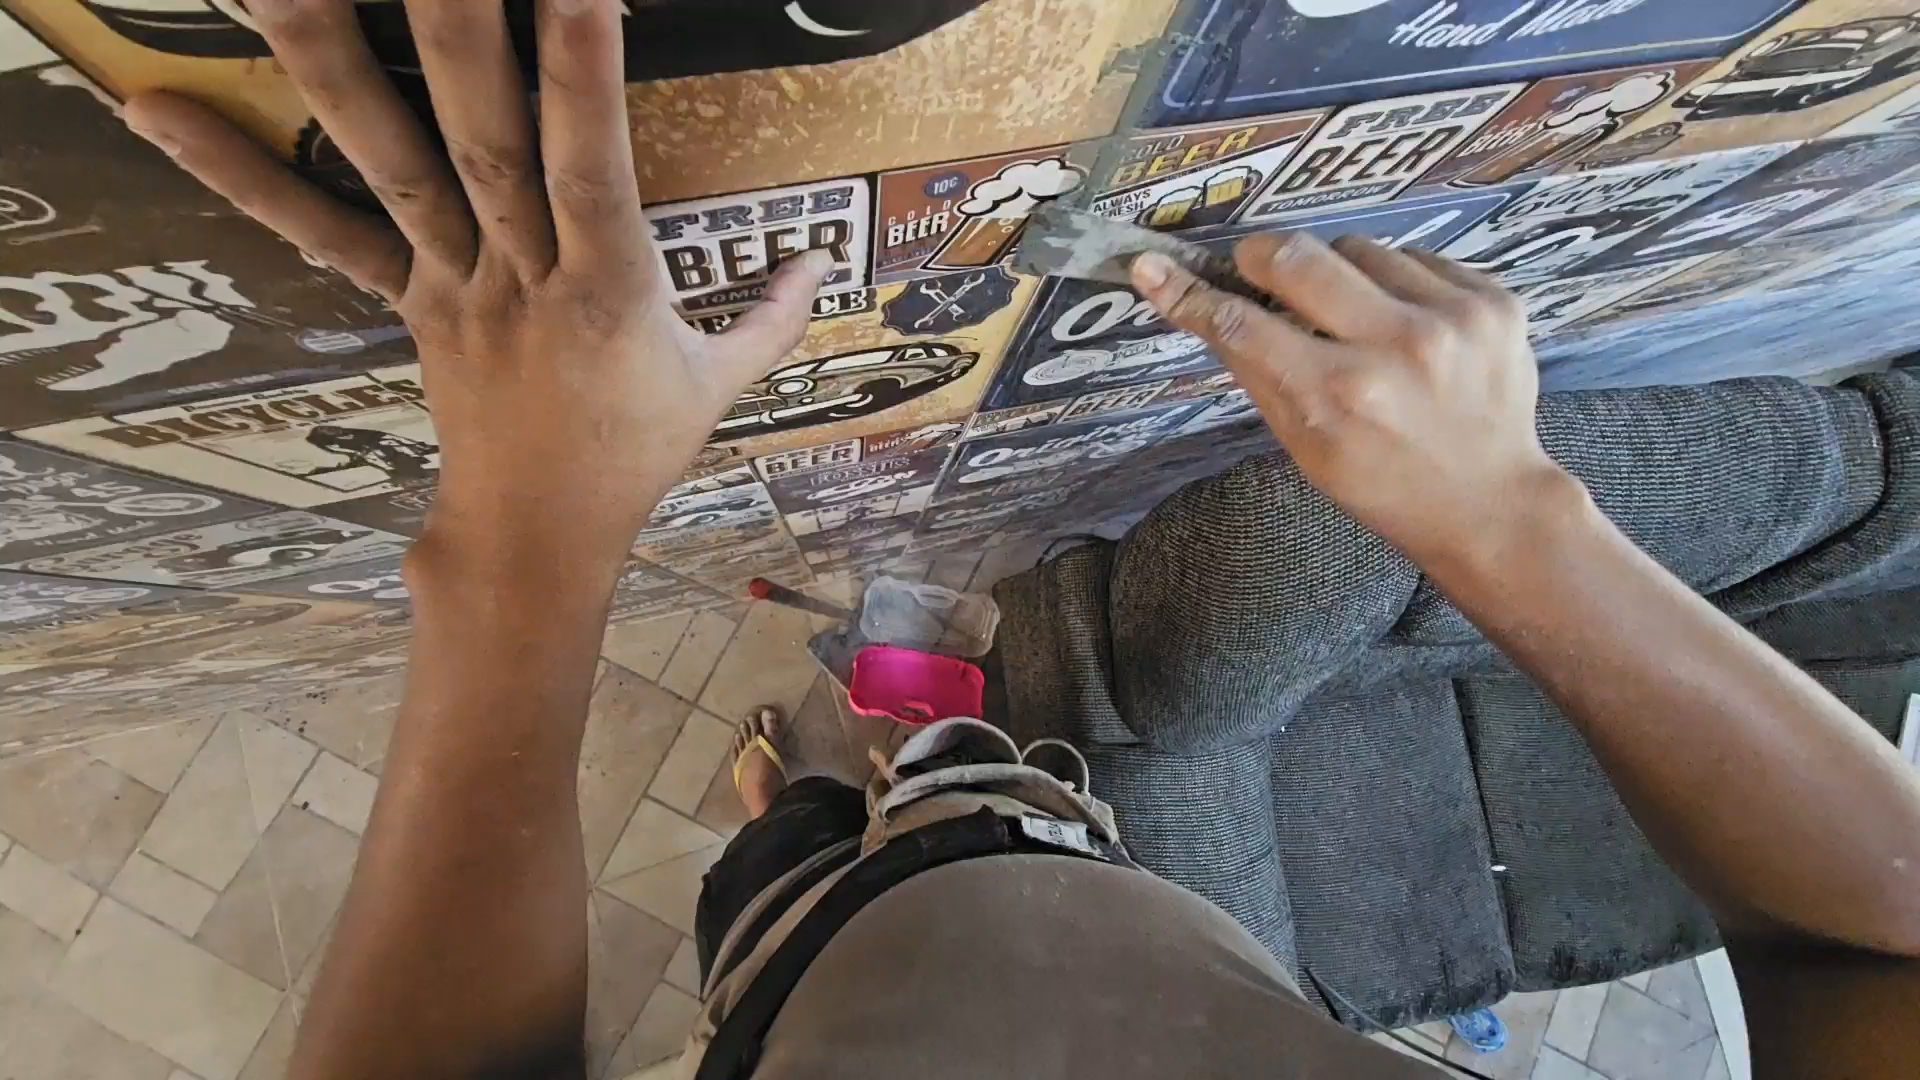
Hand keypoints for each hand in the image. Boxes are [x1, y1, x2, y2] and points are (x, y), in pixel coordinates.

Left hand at [120, 0, 828, 582]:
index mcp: (610, 296)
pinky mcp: (414, 303)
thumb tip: (822, 267)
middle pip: (488, 142)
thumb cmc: (636, 455)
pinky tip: (156, 109)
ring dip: (330, 63)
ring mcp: (456, 286)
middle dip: (461, 30)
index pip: (594, 169)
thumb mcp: (720, 387)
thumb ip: (772, 321)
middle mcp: (524, 277)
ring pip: (395, 168)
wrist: (543, 527)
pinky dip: (247, 178)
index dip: (585, 73)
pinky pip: (328, 238)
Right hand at [1130, 233, 1570, 562]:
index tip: (1152, 268)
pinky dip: (1389, 280)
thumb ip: (1263, 376)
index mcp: (1335, 396)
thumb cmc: (1375, 482)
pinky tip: (1400, 320)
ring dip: (1333, 270)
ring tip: (1346, 310)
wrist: (1486, 500)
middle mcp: (1394, 347)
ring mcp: (1452, 317)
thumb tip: (1218, 313)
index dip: (1188, 294)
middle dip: (1261, 254)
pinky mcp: (1493, 300)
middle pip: (1299, 259)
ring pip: (1358, 248)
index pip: (1241, 327)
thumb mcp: (1302, 445)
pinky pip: (1414, 258)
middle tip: (1253, 264)